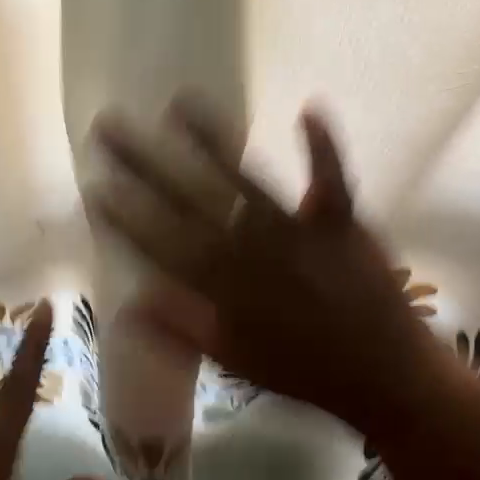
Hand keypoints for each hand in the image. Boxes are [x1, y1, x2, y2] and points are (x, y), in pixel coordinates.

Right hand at [88, 99, 452, 432]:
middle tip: (108, 125)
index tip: (93, 184)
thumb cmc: (303, 372)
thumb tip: (129, 305)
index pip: (159, 242)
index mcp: (223, 285)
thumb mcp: (234, 360)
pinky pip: (331, 177)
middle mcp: (251, 249)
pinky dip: (321, 145)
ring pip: (244, 178)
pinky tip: (308, 106)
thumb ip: (181, 328)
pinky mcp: (340, 222)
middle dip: (144, 160)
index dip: (124, 213)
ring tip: (179, 102)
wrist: (386, 378)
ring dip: (211, 139)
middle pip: (187, 197)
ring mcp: (296, 231)